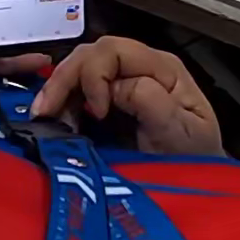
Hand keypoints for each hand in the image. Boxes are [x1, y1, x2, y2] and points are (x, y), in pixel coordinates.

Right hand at [31, 37, 223, 155]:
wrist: (196, 189)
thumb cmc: (195, 162)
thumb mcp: (183, 135)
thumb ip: (153, 103)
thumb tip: (114, 87)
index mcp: (161, 67)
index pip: (114, 50)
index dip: (95, 75)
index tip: (95, 113)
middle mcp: (138, 65)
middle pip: (90, 54)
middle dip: (64, 79)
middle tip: (44, 112)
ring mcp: (121, 79)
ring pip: (77, 67)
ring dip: (57, 89)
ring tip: (43, 117)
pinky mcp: (106, 97)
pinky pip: (76, 88)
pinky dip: (59, 101)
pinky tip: (50, 119)